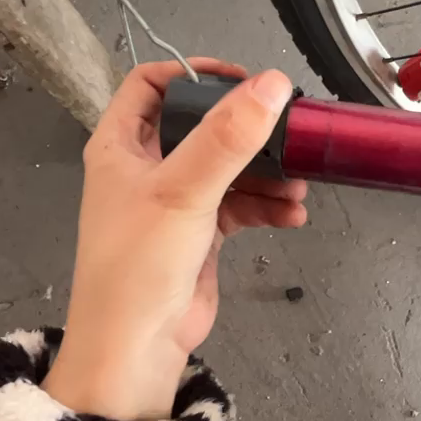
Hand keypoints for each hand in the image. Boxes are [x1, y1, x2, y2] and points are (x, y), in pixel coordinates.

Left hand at [43, 59, 307, 420]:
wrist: (137, 347)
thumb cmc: (141, 261)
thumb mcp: (183, 191)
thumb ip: (228, 137)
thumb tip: (274, 83)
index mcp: (122, 144)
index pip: (151, 84)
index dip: (193, 73)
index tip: (241, 80)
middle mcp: (146, 167)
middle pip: (202, 128)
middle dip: (247, 133)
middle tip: (287, 132)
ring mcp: (175, 202)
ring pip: (227, 170)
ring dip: (265, 175)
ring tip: (299, 188)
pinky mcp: (200, 234)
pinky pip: (238, 207)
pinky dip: (265, 208)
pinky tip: (292, 216)